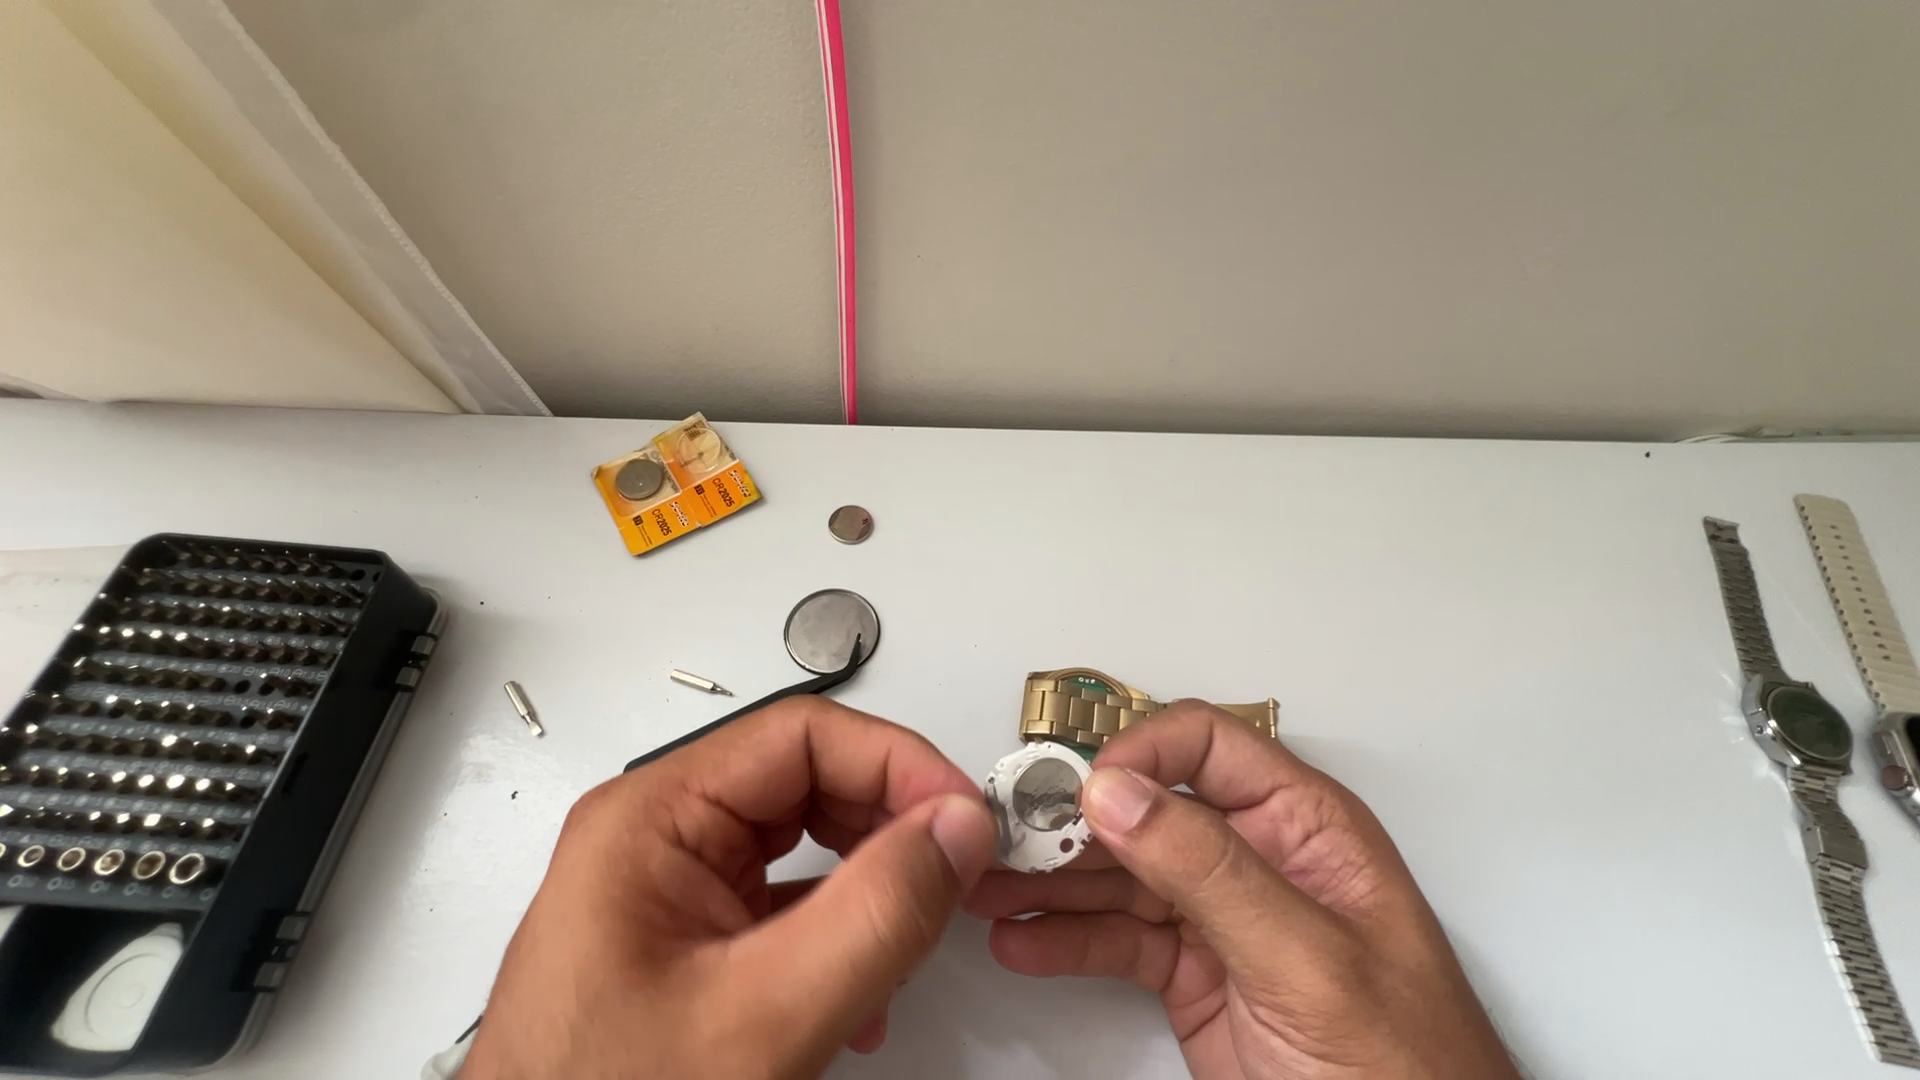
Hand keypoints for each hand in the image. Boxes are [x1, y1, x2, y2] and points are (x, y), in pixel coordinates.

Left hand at [464, 698, 999, 1079]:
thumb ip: (877, 913)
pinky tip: (867, 989)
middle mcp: (661, 831)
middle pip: (806, 780)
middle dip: (890, 819)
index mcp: (654, 815)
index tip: (967, 816)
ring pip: (805, 839)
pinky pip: (787, 898)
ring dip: (873, 877)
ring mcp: (675, 884)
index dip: (895, 760)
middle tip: (955, 872)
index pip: (801, 736)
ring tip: (915, 932)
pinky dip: (842, 928)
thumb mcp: (763, 1018)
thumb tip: (963, 822)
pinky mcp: (692, 934)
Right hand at [965, 703, 1518, 1079]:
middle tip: (1008, 836)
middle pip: (1145, 807)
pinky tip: (1022, 940)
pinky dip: (1065, 938)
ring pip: (1118, 872)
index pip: (1205, 745)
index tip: (1082, 788)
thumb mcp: (1306, 962)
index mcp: (1300, 823)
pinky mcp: (1187, 968)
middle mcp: (1252, 853)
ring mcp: (1216, 912)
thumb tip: (1116, 791)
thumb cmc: (1405, 1072)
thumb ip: (1209, 871)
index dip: (1139, 754)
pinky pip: (1114, 938)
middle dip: (1072, 821)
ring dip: (1051, 881)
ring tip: (992, 888)